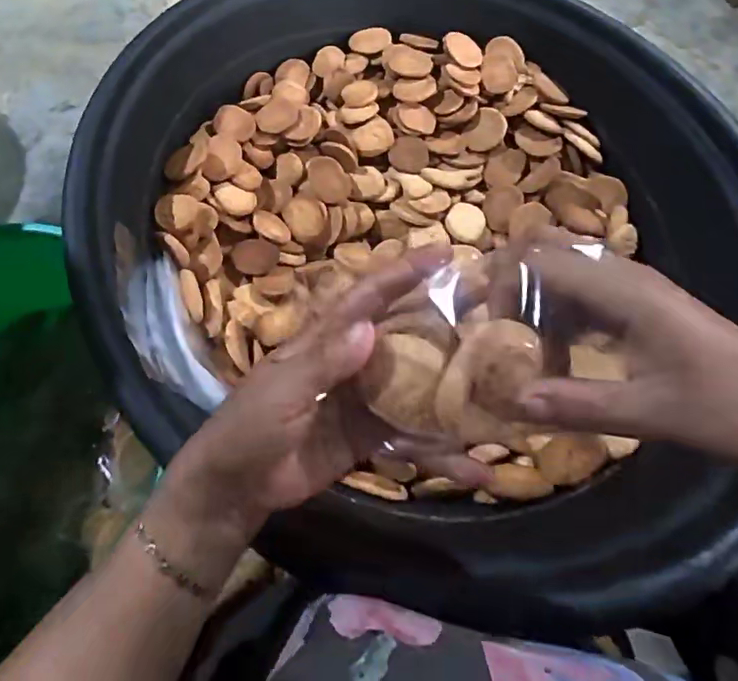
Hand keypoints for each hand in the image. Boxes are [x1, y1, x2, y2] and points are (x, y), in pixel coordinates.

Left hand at [156, 249, 491, 543]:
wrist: (237, 485)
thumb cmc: (250, 425)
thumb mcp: (282, 391)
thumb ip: (324, 363)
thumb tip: (369, 327)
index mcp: (323, 340)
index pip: (366, 298)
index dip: (401, 273)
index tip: (442, 253)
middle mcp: (349, 362)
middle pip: (400, 334)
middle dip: (441, 319)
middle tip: (491, 308)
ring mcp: (361, 400)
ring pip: (414, 385)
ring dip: (451, 386)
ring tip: (500, 388)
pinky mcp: (368, 439)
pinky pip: (411, 440)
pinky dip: (441, 453)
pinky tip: (477, 469)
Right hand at [511, 229, 737, 482]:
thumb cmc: (736, 413)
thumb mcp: (654, 416)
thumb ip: (579, 404)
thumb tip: (510, 399)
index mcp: (625, 290)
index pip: (538, 259)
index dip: (500, 283)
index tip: (484, 325)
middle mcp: (624, 275)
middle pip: (544, 247)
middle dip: (506, 276)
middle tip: (487, 320)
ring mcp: (635, 287)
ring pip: (561, 265)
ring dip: (531, 293)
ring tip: (517, 340)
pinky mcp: (642, 305)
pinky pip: (581, 289)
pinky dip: (555, 309)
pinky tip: (556, 351)